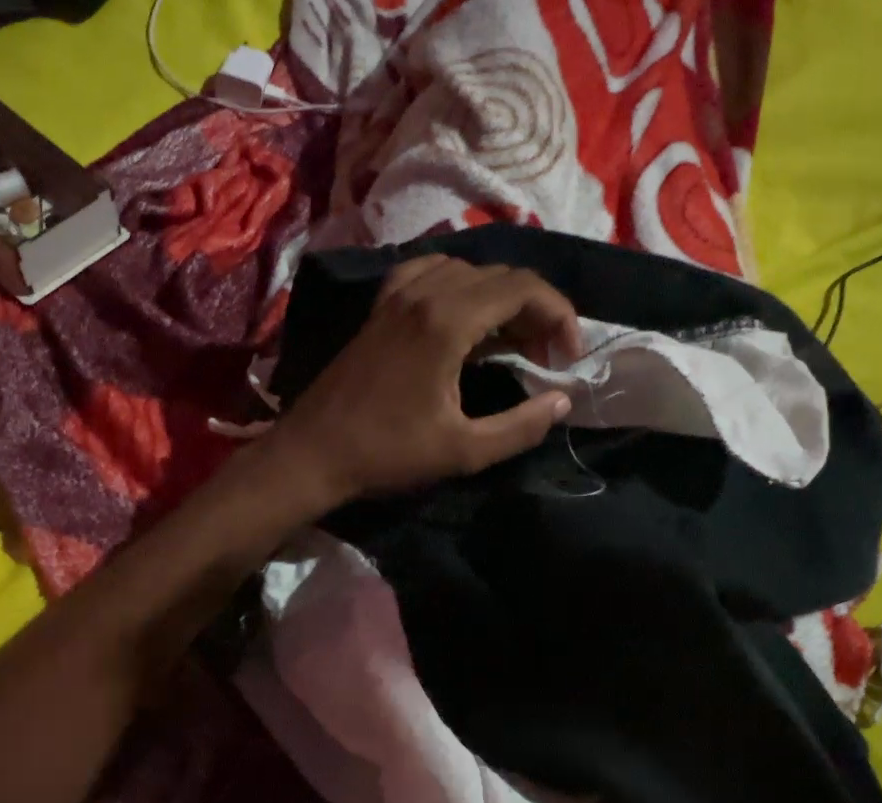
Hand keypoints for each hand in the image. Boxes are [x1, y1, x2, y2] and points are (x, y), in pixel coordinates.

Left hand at [267, 256, 580, 504]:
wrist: (313, 453)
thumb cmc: (387, 454)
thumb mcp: (464, 451)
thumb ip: (521, 426)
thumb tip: (562, 400)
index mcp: (447, 320)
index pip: (524, 287)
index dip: (560, 314)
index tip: (568, 356)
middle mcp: (424, 293)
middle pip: (500, 275)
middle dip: (536, 309)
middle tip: (546, 356)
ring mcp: (396, 295)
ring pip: (467, 270)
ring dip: (499, 297)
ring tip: (512, 340)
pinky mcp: (379, 306)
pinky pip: (429, 273)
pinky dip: (458, 286)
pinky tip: (462, 316)